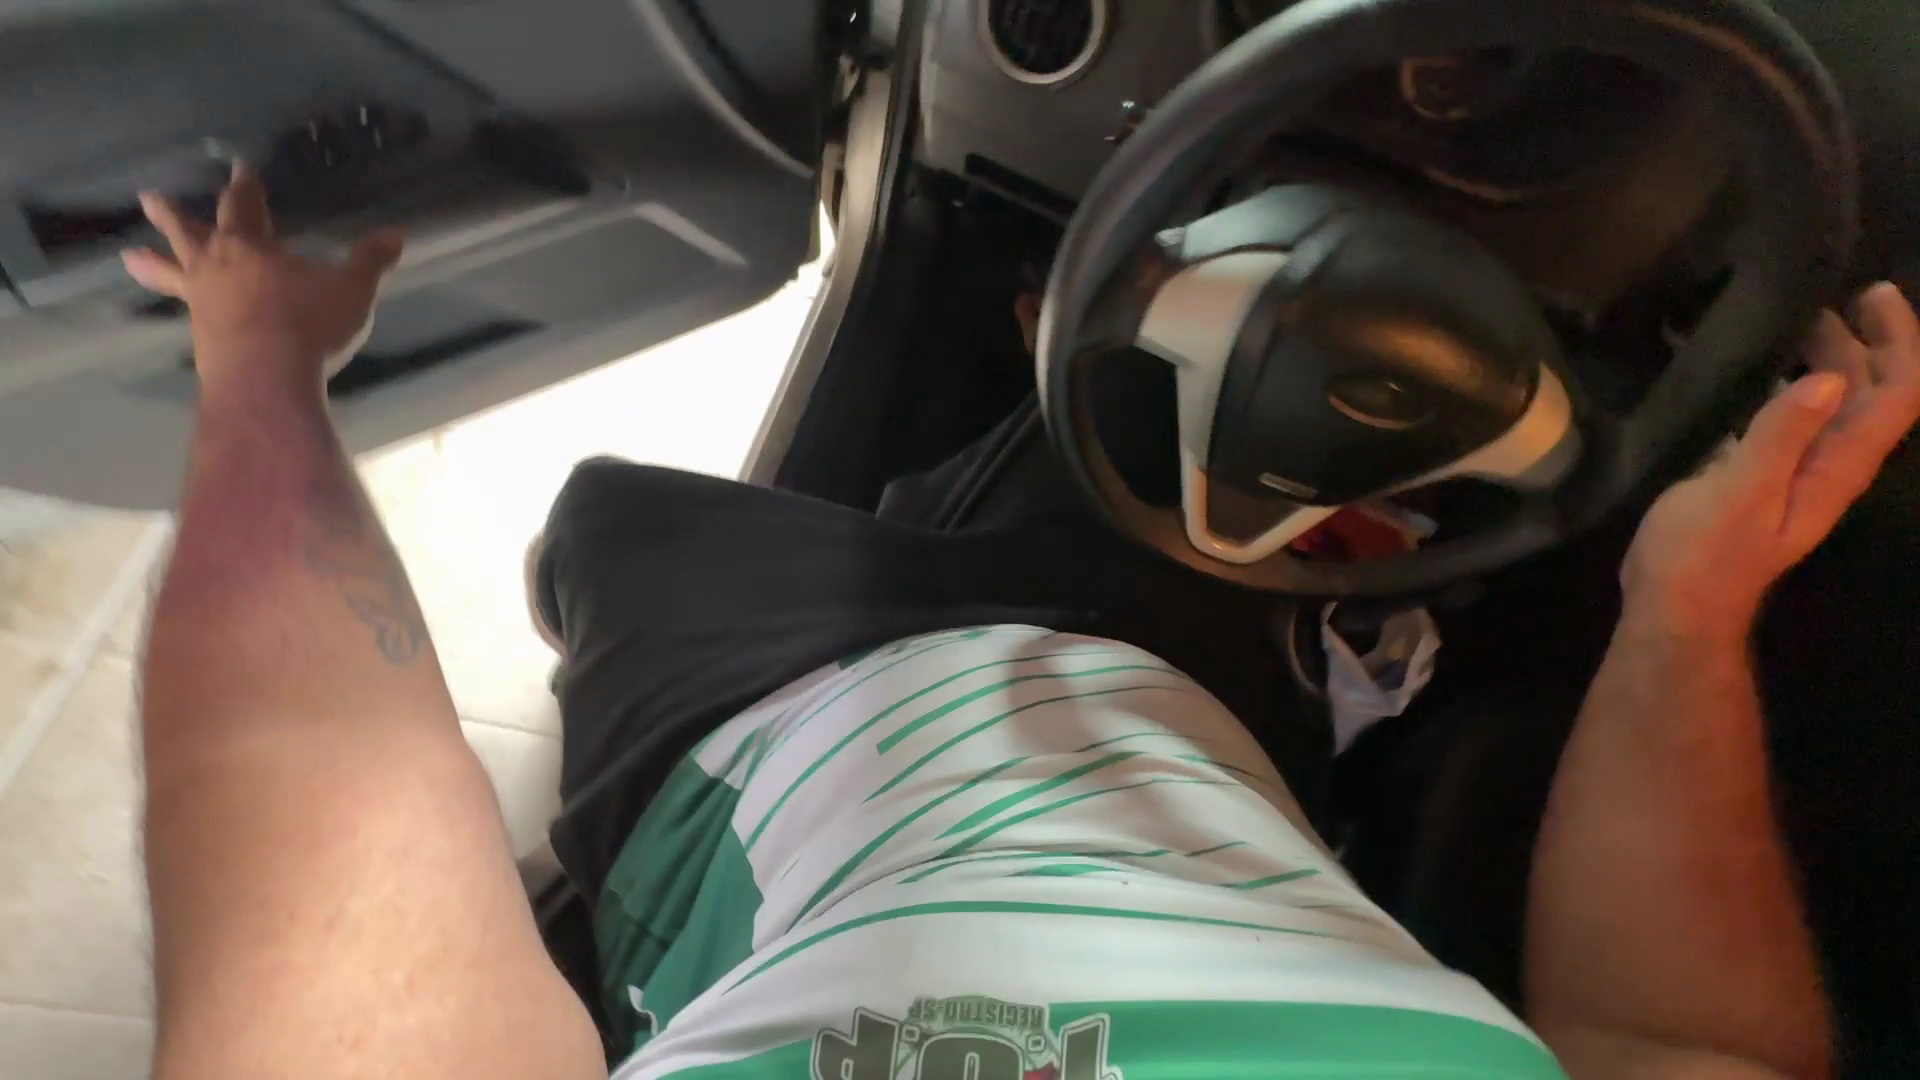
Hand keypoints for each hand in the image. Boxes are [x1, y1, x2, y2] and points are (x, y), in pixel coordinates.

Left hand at [122, 162, 404, 403]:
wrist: (268, 371)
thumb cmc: (309, 321)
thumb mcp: (353, 289)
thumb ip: (371, 262)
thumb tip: (397, 235)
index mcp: (249, 247)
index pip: (244, 208)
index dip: (246, 189)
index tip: (240, 170)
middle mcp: (215, 267)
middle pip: (189, 233)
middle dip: (175, 216)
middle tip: (150, 198)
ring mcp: (202, 301)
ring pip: (172, 273)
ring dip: (153, 263)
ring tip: (133, 257)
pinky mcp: (202, 335)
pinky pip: (188, 312)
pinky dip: (182, 306)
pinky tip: (187, 312)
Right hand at [1622, 282, 1919, 640]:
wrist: (1677, 603)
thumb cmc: (1703, 552)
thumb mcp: (1738, 494)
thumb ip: (1779, 438)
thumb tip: (1826, 378)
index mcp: (1838, 465)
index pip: (1898, 391)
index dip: (1899, 339)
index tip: (1873, 295)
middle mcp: (1827, 465)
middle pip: (1865, 393)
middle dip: (1857, 342)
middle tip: (1816, 304)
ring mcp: (1790, 475)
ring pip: (1826, 408)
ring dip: (1819, 364)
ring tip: (1785, 332)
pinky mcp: (1753, 482)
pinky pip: (1782, 425)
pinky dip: (1774, 394)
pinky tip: (1747, 385)